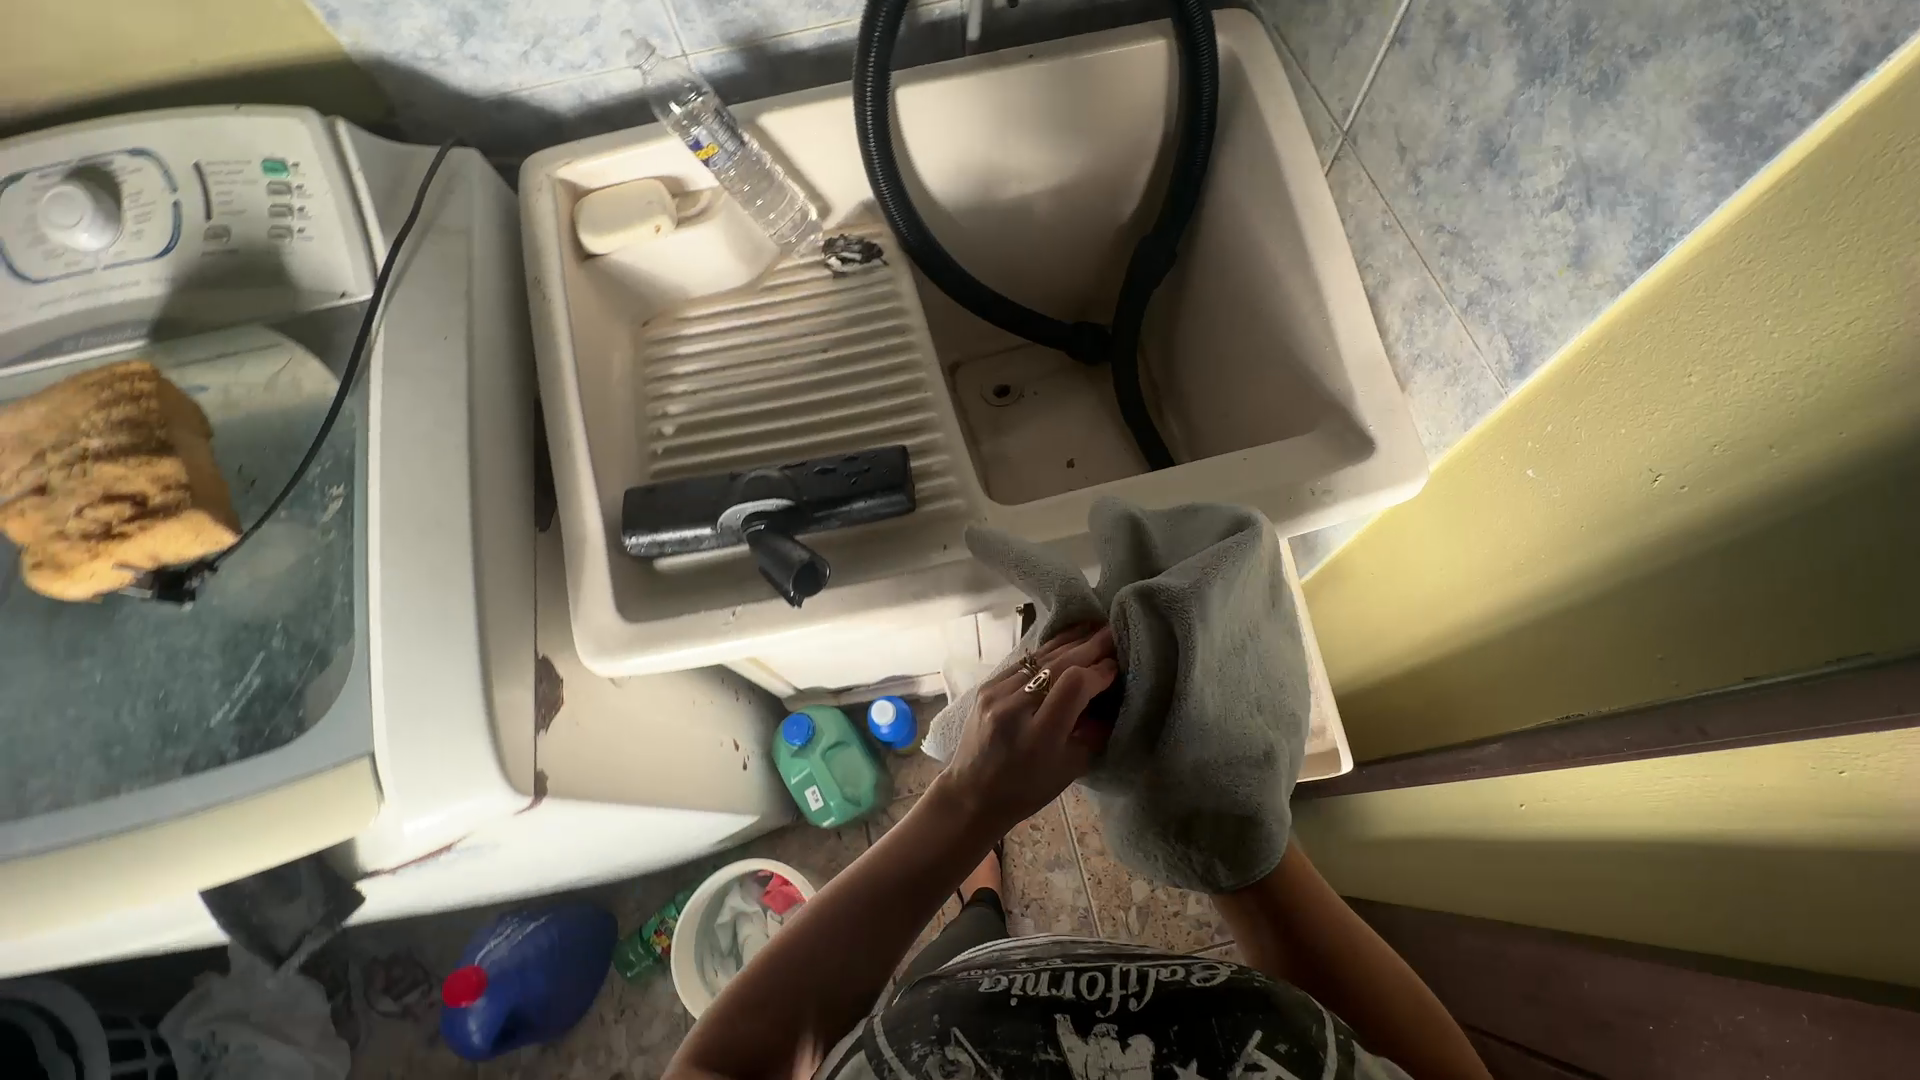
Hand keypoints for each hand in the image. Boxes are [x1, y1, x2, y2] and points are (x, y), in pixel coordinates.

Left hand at [934, 624, 1118, 835]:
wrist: (972, 793)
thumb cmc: (1027, 789)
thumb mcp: (1071, 768)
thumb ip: (1094, 731)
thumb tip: (1112, 696)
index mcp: (1039, 736)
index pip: (1074, 685)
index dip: (1098, 672)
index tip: (1116, 667)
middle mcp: (1015, 708)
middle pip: (1059, 665)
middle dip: (1090, 647)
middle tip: (1115, 632)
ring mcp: (996, 694)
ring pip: (1040, 658)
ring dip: (1071, 641)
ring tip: (1095, 627)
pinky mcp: (988, 686)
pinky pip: (1025, 662)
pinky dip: (1049, 651)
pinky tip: (1067, 640)